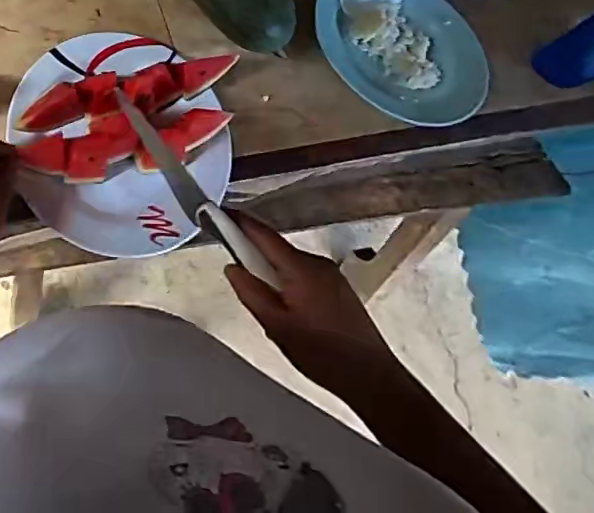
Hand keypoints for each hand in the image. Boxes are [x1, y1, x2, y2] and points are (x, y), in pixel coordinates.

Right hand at [223, 210, 401, 388]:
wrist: (374, 380)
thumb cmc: (323, 355)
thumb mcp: (276, 326)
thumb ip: (250, 292)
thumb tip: (232, 267)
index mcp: (300, 268)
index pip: (263, 234)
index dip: (238, 221)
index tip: (219, 213)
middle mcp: (317, 263)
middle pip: (276, 249)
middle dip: (254, 256)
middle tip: (240, 278)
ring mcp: (331, 274)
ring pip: (290, 264)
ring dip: (273, 274)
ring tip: (271, 310)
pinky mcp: (338, 287)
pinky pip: (304, 274)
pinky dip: (289, 282)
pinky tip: (290, 312)